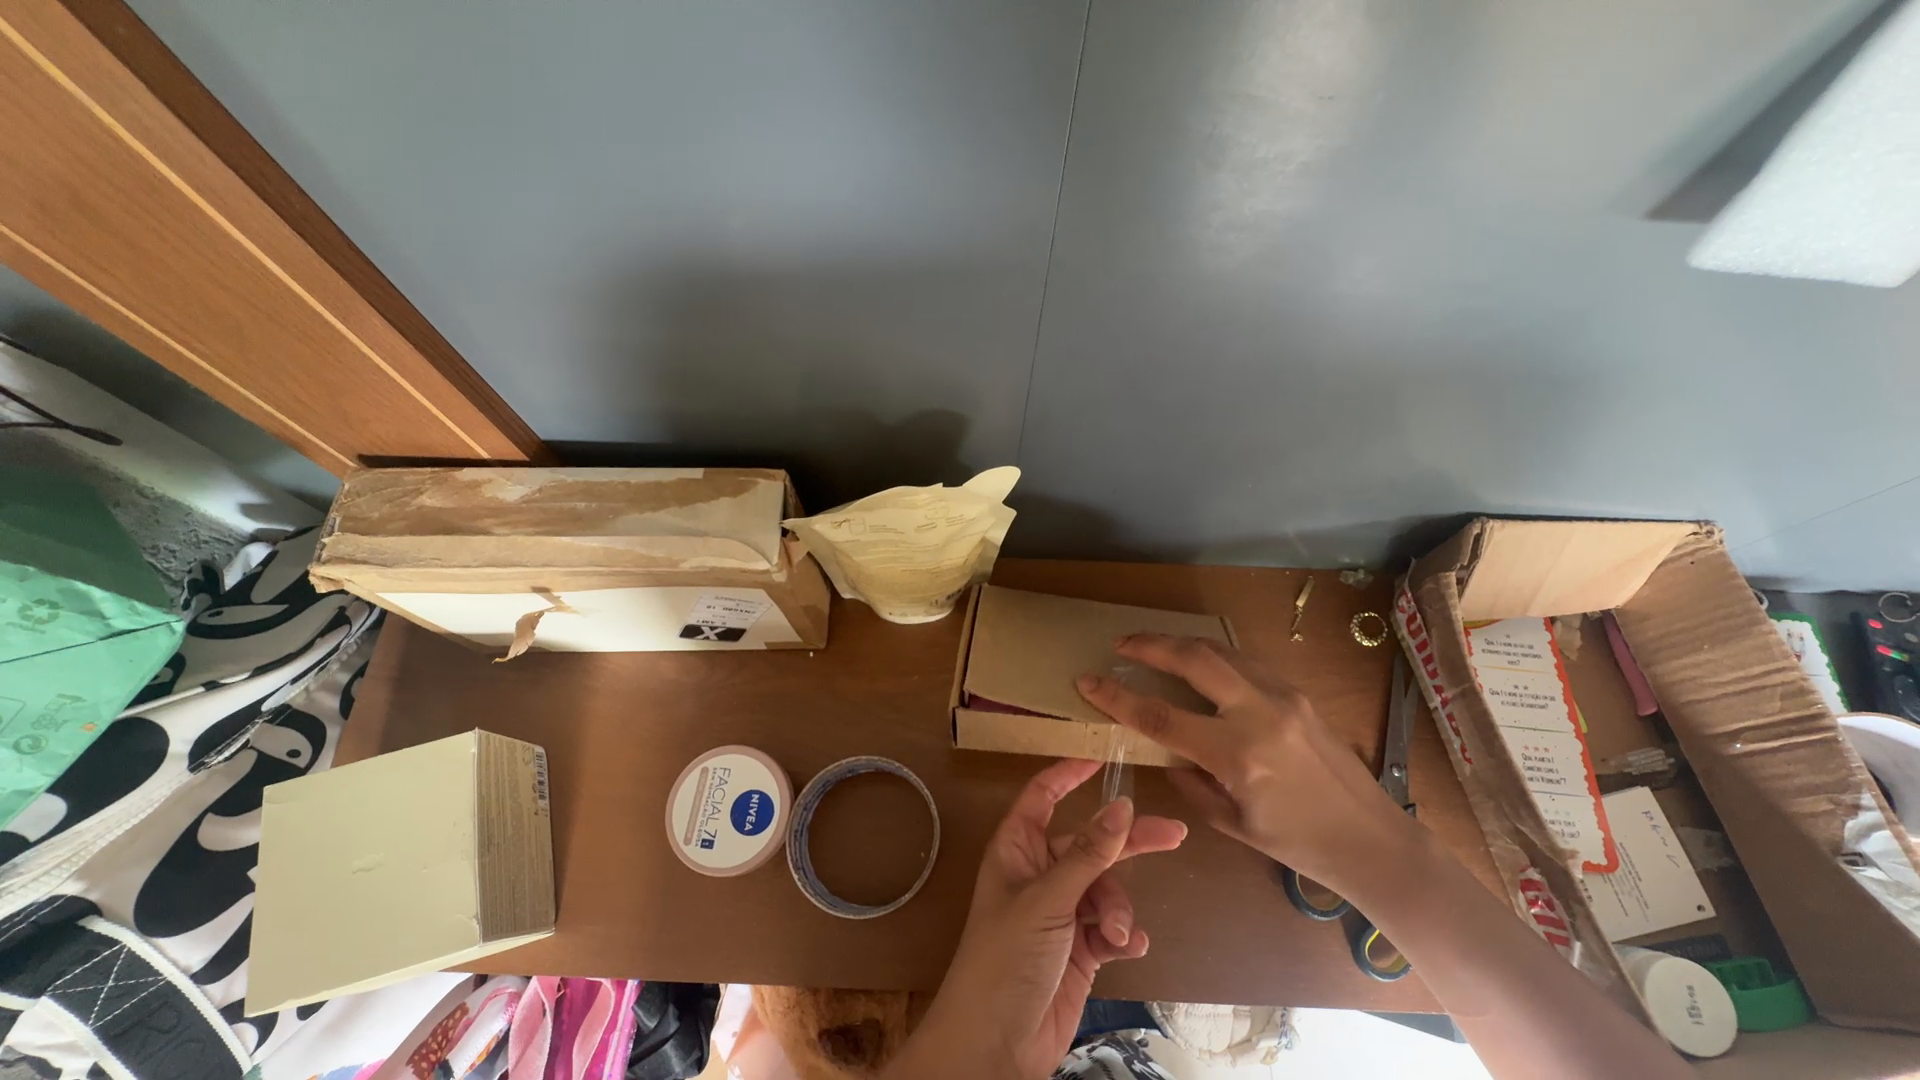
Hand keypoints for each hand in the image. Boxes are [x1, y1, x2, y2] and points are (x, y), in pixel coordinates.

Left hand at [890, 759, 1185, 1079]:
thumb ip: (1088, 855)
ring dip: (1118, 909)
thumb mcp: (1047, 901)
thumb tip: (1122, 806)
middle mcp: (1038, 875)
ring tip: (1116, 933)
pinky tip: (1126, 948)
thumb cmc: (1005, 960)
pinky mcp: (1078, 949)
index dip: (1067, 774)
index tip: (1101, 756)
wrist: (995, 1043)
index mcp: (1016, 851)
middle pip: (1089, 844)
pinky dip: (1122, 935)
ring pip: (1105, 889)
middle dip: (1126, 844)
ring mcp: (1059, 913)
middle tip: (1172, 835)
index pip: (1041, 797)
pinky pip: (1110, 927)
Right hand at [1076, 633, 1412, 891]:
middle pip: (1194, 658)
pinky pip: (1246, 663)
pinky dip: (1213, 656)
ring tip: (1151, 646)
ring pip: (1221, 651)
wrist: (1371, 838)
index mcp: (1239, 755)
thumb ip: (1191, 781)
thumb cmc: (1298, 844)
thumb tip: (1166, 750)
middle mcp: (1260, 713)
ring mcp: (1284, 696)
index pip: (1161, 716)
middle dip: (1150, 645)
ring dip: (1181, 644)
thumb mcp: (1231, 822)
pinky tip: (1198, 663)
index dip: (1117, 697)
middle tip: (1120, 645)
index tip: (1087, 681)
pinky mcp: (1298, 692)